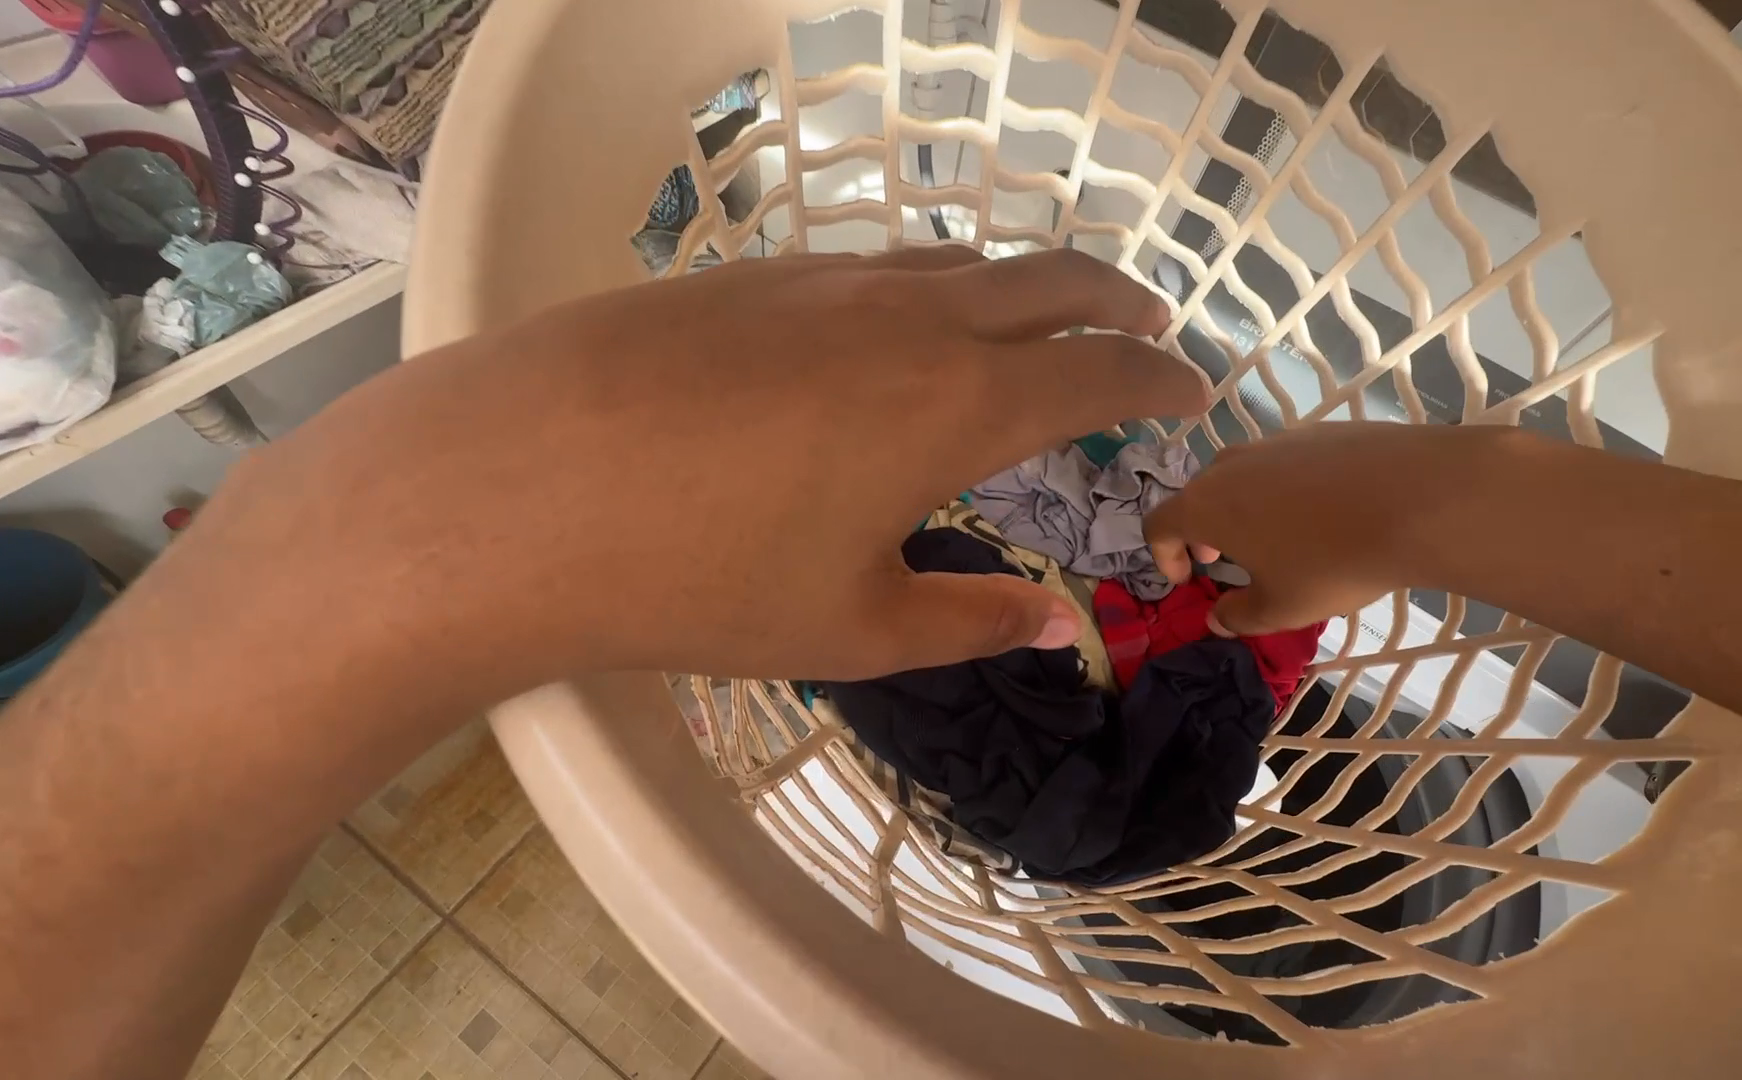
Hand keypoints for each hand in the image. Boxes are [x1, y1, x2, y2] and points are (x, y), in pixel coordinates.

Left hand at [187, 247, 1205, 694]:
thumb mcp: (853, 626)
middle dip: (1117, 302)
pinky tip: (902, 328)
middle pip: (1050, 281)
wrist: (507, 493)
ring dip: (1022, 288)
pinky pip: (876, 267)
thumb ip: (970, 620)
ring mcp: (825, 281)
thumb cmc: (700, 579)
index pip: (1100, 374)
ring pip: (961, 262)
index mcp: (957, 404)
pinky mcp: (750, 276)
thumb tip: (1054, 625)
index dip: (1160, 379)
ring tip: (1038, 324)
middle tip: (1149, 326)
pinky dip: (930, 289)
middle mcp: (909, 318)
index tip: (1194, 389)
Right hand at [1144, 422, 1527, 632]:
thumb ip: (1238, 616)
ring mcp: (1275, 442)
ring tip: (1281, 536)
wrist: (1421, 498)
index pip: (1158, 524)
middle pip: (1198, 496)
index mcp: (1205, 505)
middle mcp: (1229, 465)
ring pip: (1242, 476)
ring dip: (1243, 508)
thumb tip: (1217, 619)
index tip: (1190, 579)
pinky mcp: (1319, 431)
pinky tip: (1328, 512)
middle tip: (1226, 558)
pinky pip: (1285, 462)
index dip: (1163, 556)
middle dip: (1202, 531)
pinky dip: (1287, 488)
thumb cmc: (1332, 560)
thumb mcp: (1281, 608)